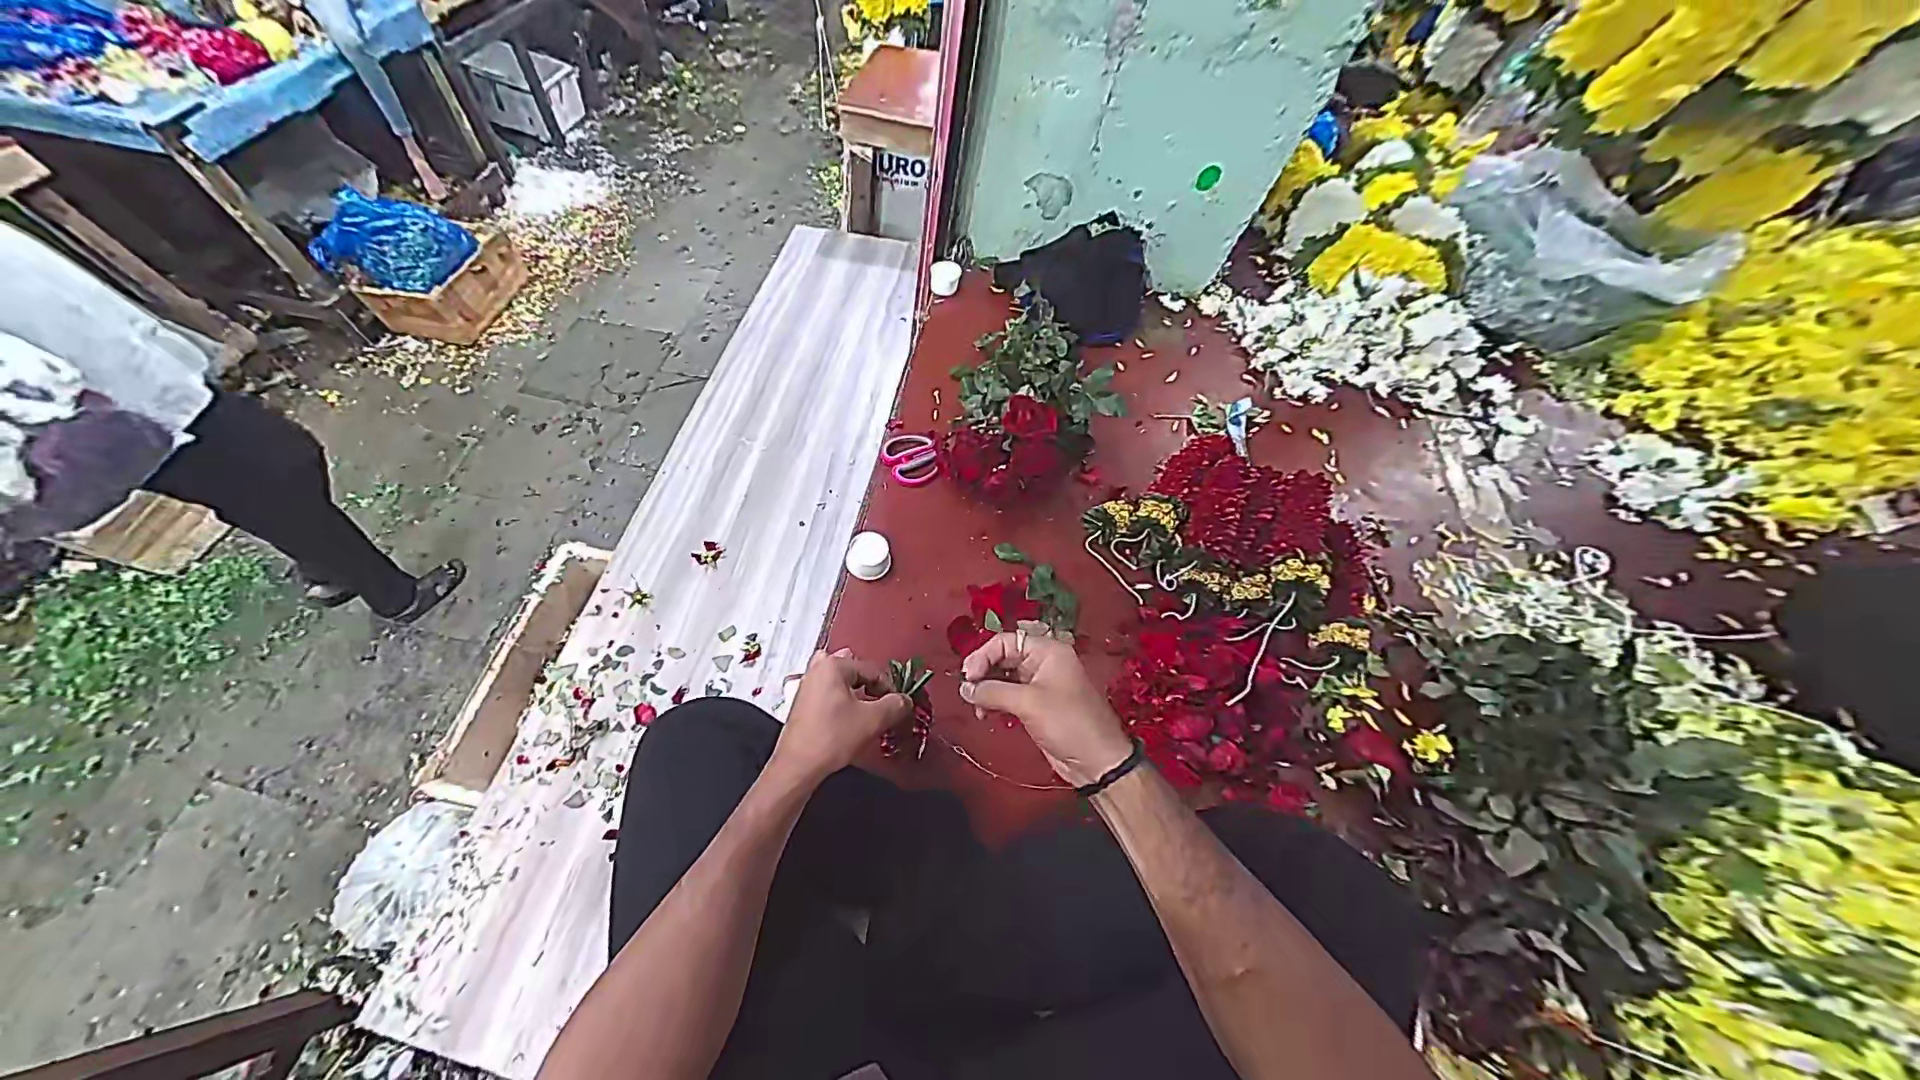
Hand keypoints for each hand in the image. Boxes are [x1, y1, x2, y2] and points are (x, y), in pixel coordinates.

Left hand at [771, 649, 911, 784]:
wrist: (798, 767)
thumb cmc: (833, 738)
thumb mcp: (872, 720)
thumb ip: (895, 705)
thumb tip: (905, 700)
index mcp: (834, 665)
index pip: (873, 671)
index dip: (890, 689)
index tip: (898, 707)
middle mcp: (818, 668)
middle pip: (856, 671)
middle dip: (872, 687)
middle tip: (883, 705)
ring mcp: (807, 684)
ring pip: (841, 681)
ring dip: (857, 693)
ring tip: (867, 711)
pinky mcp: (802, 702)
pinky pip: (830, 692)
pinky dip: (843, 700)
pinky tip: (849, 718)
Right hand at [960, 631, 1133, 786]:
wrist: (1098, 761)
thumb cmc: (1069, 723)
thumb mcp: (1029, 703)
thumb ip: (993, 691)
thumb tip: (964, 688)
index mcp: (1048, 651)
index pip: (1007, 641)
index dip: (984, 655)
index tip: (968, 675)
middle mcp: (1043, 663)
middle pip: (1003, 657)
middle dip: (983, 672)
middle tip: (967, 691)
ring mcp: (1040, 684)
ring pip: (1003, 677)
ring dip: (986, 689)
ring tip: (975, 706)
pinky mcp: (1036, 705)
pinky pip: (1008, 695)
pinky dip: (994, 702)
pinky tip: (985, 713)